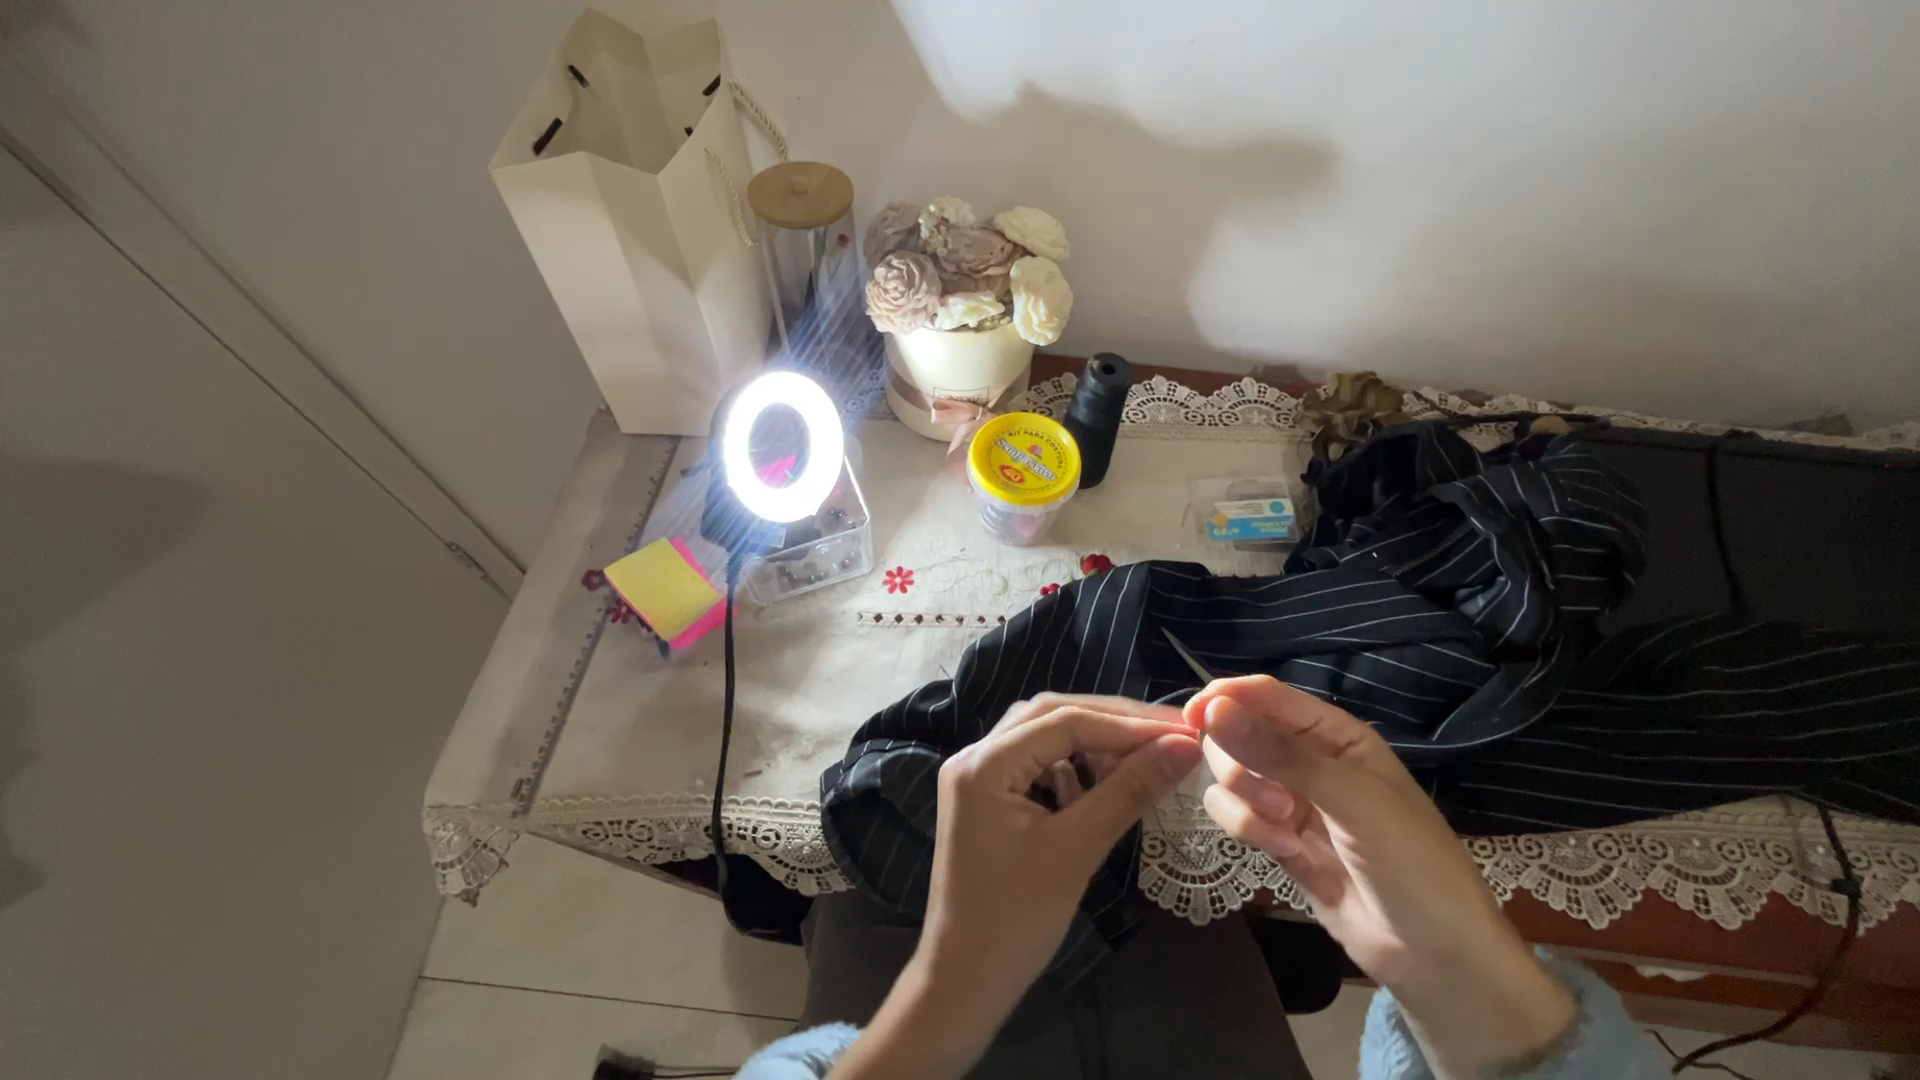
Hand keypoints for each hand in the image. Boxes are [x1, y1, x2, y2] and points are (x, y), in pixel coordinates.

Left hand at [830, 694, 1201, 1079]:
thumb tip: (1184, 748)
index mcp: (983, 763)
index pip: (1065, 720)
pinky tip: (1101, 785)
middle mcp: (975, 757)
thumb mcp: (1077, 848)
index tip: (1182, 732)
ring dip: (1093, 743)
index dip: (1128, 724)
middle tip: (1169, 733)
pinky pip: (1037, 765)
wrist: (966, 980)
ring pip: (1044, 738)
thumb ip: (1129, 790)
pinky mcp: (990, 800)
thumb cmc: (1017, 919)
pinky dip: (1073, 768)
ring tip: (1142, 758)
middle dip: (1112, 723)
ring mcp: (979, 778)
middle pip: (1052, 717)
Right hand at [1190, 676, 1573, 1078]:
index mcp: (1334, 734)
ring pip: (1228, 775)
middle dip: (1241, 764)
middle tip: (1277, 802)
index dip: (1226, 699)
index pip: (1265, 696)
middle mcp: (1306, 758)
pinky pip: (1232, 814)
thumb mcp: (1351, 799)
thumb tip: (1211, 707)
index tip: (1191, 717)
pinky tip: (1283, 851)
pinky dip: (1246, 829)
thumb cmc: (1411, 864)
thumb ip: (1279, 753)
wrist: (1434, 958)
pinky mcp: (1274, 837)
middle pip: (1235, 733)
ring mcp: (1287, 799)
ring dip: (1245, 802)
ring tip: (1285, 832)